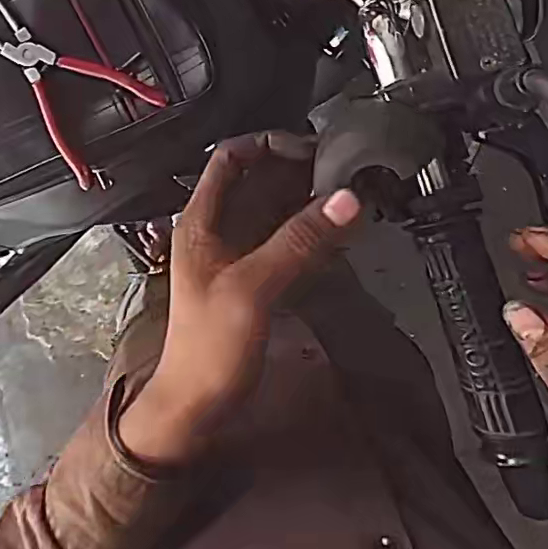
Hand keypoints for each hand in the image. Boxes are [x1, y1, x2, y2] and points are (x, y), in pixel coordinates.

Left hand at [118, 133, 362, 466]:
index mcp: (202, 222)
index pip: (229, 159)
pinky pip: (287, 240)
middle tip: (343, 170)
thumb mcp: (252, 288)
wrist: (198, 405)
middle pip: (259, 181)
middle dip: (298, 170)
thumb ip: (298, 242)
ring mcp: (239, 254)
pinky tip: (339, 231)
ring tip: (349, 193)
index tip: (311, 148)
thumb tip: (344, 198)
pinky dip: (311, 229)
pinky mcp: (257, 278)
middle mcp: (219, 230)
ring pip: (276, 210)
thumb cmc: (208, 349)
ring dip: (309, 199)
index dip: (267, 143)